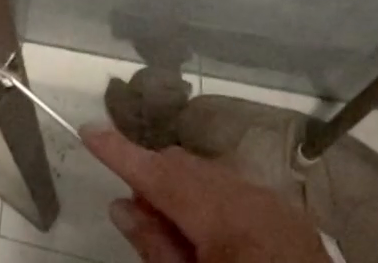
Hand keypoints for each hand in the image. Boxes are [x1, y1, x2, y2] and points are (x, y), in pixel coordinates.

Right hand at [83, 128, 330, 262]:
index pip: (157, 172)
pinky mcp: (290, 215)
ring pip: (208, 173)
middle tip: (136, 214)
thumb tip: (122, 206)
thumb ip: (156, 247)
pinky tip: (210, 234)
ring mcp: (274, 203)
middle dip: (152, 176)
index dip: (119, 151)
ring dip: (181, 188)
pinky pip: (236, 189)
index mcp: (224, 217)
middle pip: (182, 165)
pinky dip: (212, 199)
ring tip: (173, 230)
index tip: (87, 130)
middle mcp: (250, 196)